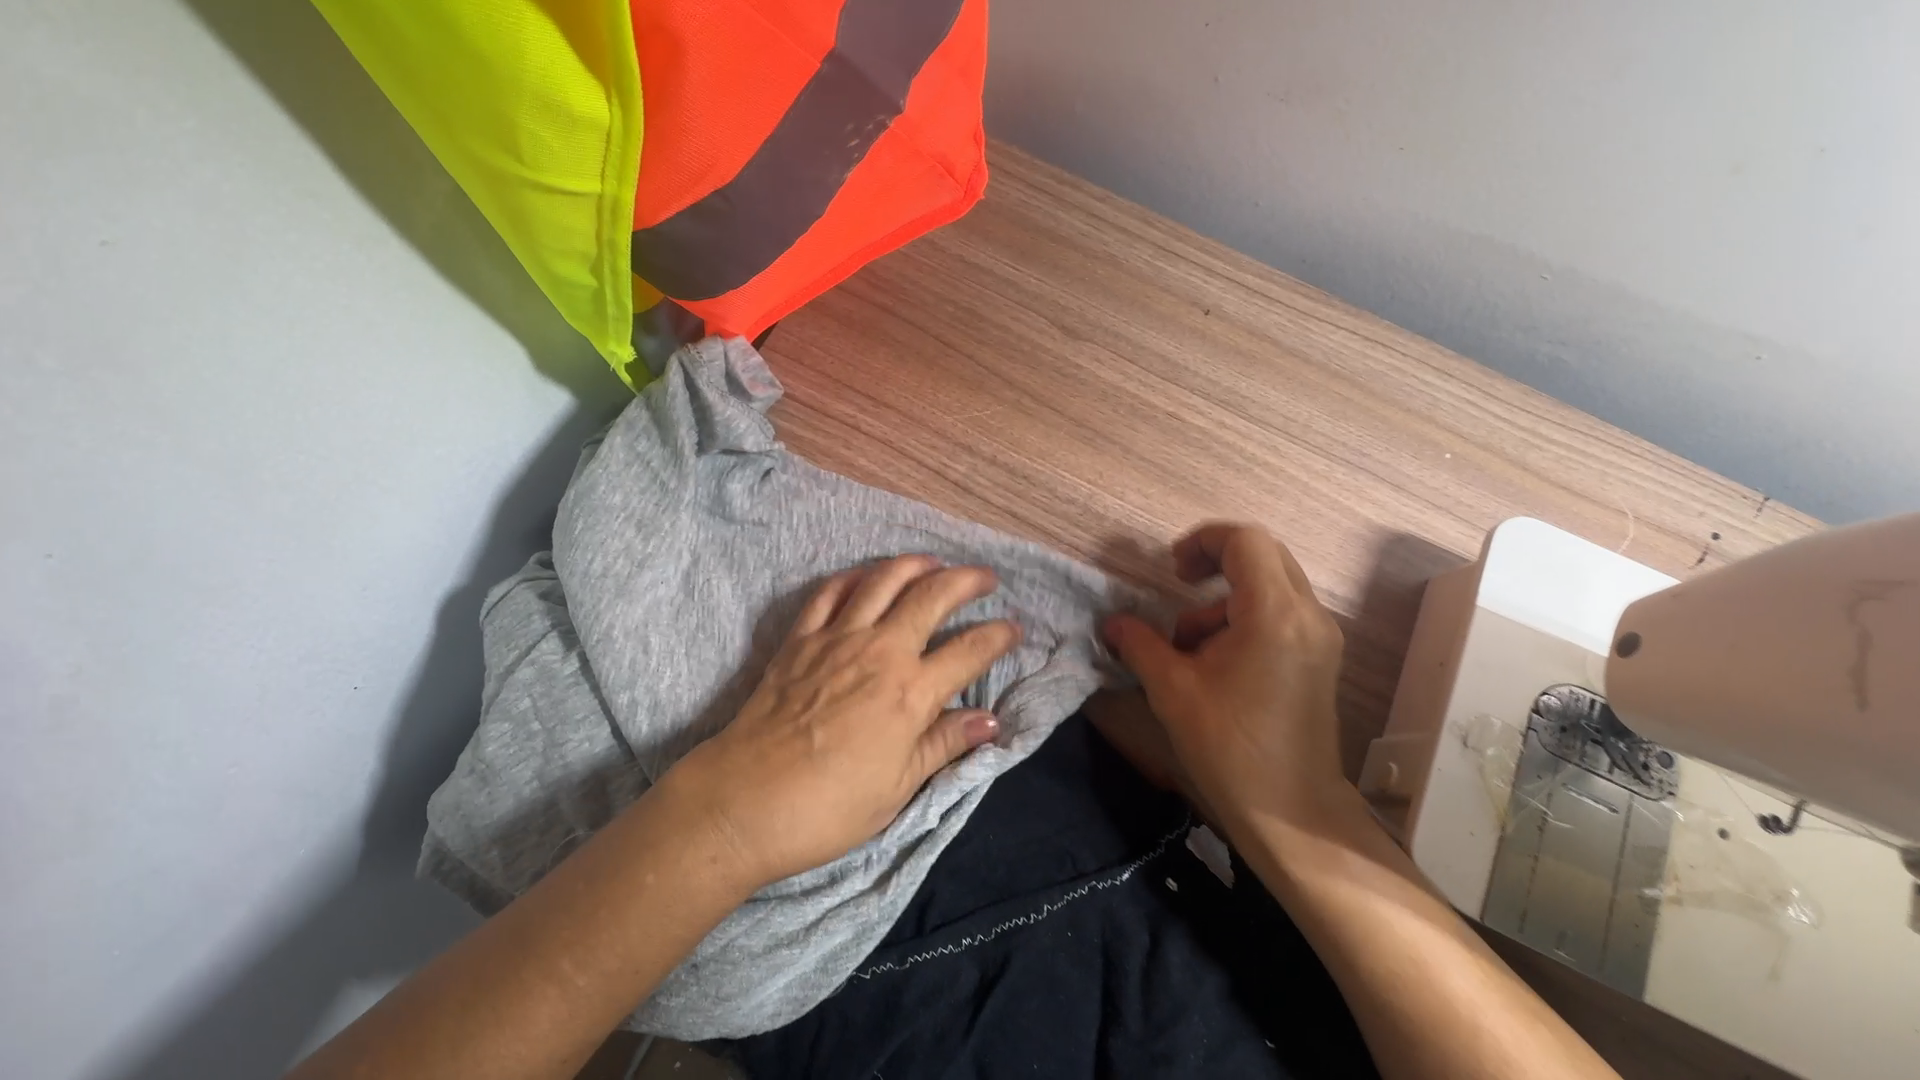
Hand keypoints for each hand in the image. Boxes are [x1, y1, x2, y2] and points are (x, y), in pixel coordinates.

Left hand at [663, 556, 1020, 890]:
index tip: (1015, 628)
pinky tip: (866, 576)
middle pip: (931, 597)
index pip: (969, 651)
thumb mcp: (898, 787)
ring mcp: (835, 639)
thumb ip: (943, 744)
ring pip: (882, 580)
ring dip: (914, 565)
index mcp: (910, 693)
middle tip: (986, 577)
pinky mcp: (799, 640)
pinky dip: (855, 577)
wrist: (744, 802)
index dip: (999, 636)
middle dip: (966, 581)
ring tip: (934, 562)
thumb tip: (991, 721)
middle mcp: (879, 652)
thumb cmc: (829, 807)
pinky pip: (830, 592)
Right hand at [1102, 524, 1350, 836]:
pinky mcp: (1320, 659)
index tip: (1172, 570)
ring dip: (1224, 600)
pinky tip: (1216, 664)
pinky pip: (1280, 614)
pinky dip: (1244, 620)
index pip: (1244, 541)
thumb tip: (1113, 624)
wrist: (1291, 810)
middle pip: (1263, 555)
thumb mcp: (1172, 690)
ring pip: (1271, 586)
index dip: (1203, 541)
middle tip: (1179, 586)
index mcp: (1274, 613)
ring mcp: (1320, 637)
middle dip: (1215, 564)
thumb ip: (1140, 645)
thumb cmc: (1230, 747)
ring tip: (1189, 647)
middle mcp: (1308, 615)